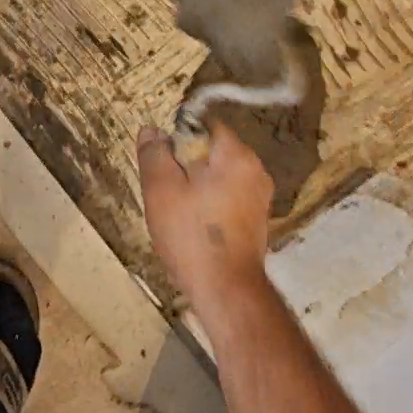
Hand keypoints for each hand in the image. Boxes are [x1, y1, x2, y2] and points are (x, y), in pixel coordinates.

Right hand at [137, 122, 273, 323]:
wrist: (225, 288)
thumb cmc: (190, 234)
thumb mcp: (160, 189)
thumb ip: (154, 153)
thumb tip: (152, 130)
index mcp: (236, 156)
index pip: (206, 124)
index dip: (178, 135)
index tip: (160, 157)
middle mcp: (256, 171)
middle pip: (212, 150)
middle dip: (184, 161)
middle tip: (162, 185)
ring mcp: (259, 196)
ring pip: (218, 174)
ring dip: (194, 182)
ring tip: (174, 206)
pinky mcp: (256, 218)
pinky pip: (226, 194)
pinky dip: (207, 200)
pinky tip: (191, 222)